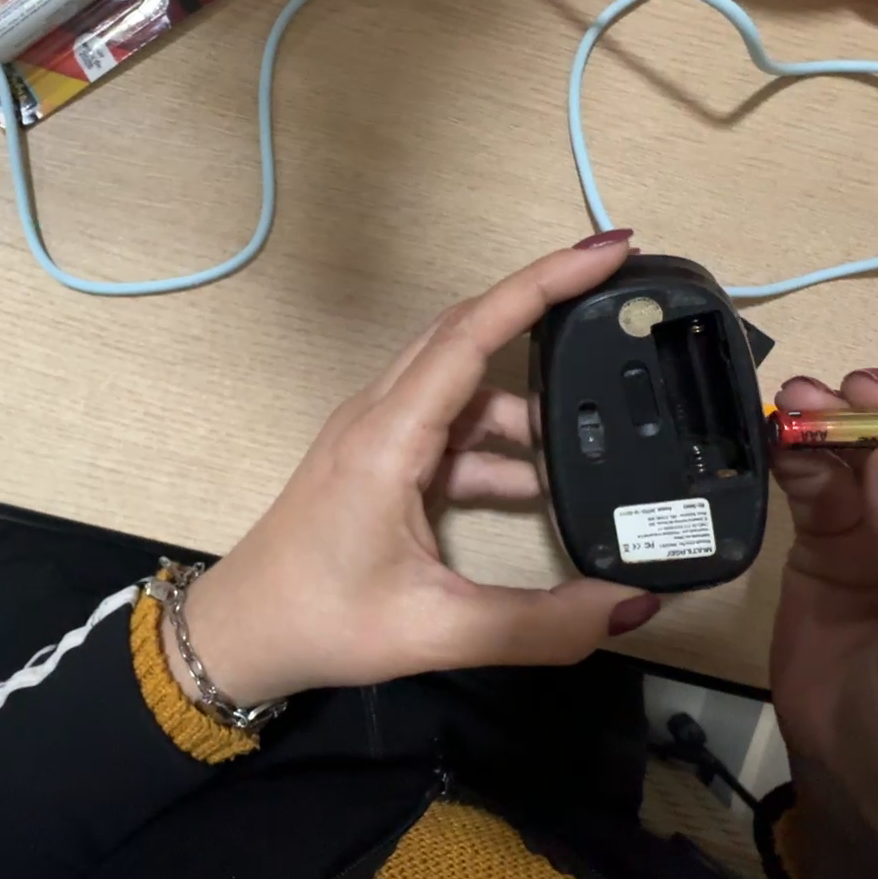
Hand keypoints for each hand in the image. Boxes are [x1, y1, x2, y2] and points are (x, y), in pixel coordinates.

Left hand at [169, 236, 660, 707]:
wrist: (247, 628)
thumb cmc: (322, 619)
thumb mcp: (434, 628)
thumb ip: (536, 624)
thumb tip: (631, 604)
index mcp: (387, 435)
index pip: (470, 334)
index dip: (540, 285)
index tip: (606, 250)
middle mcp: (379, 415)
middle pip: (464, 335)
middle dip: (540, 309)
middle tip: (615, 301)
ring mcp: (376, 433)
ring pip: (460, 388)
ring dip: (523, 407)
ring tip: (594, 440)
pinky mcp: (379, 457)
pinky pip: (448, 430)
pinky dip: (496, 448)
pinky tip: (537, 488)